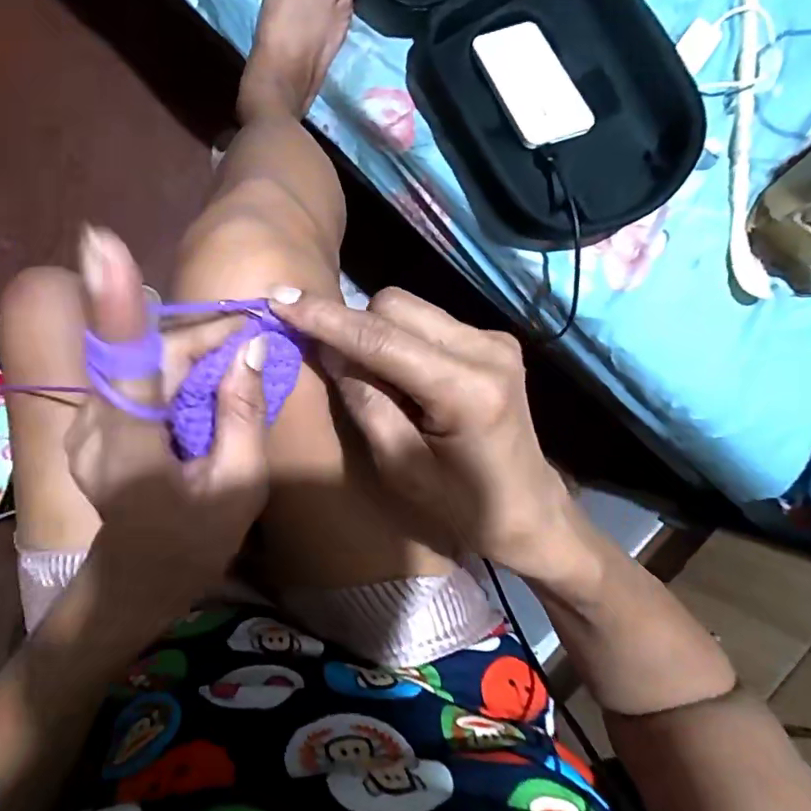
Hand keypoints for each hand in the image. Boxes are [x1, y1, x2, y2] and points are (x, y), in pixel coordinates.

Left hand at [65, 227, 269, 610]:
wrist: (136, 581)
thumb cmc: (193, 545)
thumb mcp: (239, 487)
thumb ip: (243, 414)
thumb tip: (250, 350)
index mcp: (130, 452)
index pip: (126, 368)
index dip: (117, 304)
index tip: (100, 245)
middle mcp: (94, 431)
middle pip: (144, 357)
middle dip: (199, 338)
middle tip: (248, 334)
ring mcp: (83, 428)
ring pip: (137, 364)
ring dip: (185, 352)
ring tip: (232, 352)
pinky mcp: (87, 426)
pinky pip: (130, 379)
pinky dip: (167, 369)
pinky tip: (199, 376)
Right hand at [270, 285, 579, 580]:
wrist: (529, 511)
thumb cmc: (462, 506)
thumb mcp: (398, 464)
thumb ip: (363, 399)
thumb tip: (329, 349)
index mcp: (466, 389)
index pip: (381, 339)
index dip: (327, 319)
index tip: (281, 299)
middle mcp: (486, 349)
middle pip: (394, 305)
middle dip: (354, 327)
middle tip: (339, 370)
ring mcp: (494, 340)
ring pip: (408, 307)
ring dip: (376, 333)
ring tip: (377, 381)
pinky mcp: (493, 340)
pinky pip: (426, 320)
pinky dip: (399, 339)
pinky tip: (403, 377)